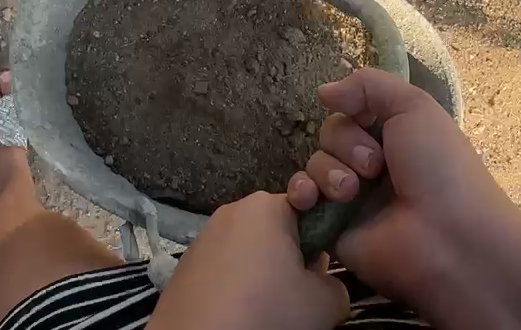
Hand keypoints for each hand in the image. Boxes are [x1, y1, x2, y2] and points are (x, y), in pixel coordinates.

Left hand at [146, 192, 347, 329]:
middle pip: (277, 233)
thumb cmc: (267, 312)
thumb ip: (334, 284)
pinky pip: (223, 268)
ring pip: (249, 252)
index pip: (307, 211)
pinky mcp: (186, 261)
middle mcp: (234, 209)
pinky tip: (235, 314)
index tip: (315, 274)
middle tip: (292, 298)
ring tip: (262, 311)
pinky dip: (233, 287)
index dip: (318, 244)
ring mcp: (206, 234)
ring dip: (260, 275)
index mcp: (267, 205)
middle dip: (288, 262)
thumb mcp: (324, 304)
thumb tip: (321, 281)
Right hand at [285, 67, 520, 308]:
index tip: (366, 119)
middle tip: (373, 167)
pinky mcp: (333, 230)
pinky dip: (300, 192)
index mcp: (391, 136)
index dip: (353, 110)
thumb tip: (322, 93)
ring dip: (328, 170)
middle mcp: (370, 165)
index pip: (351, 110)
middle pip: (330, 134)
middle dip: (345, 143)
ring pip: (315, 164)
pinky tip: (309, 197)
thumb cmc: (440, 168)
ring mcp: (350, 199)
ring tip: (351, 191)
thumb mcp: (413, 106)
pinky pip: (301, 202)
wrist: (450, 243)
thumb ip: (367, 85)